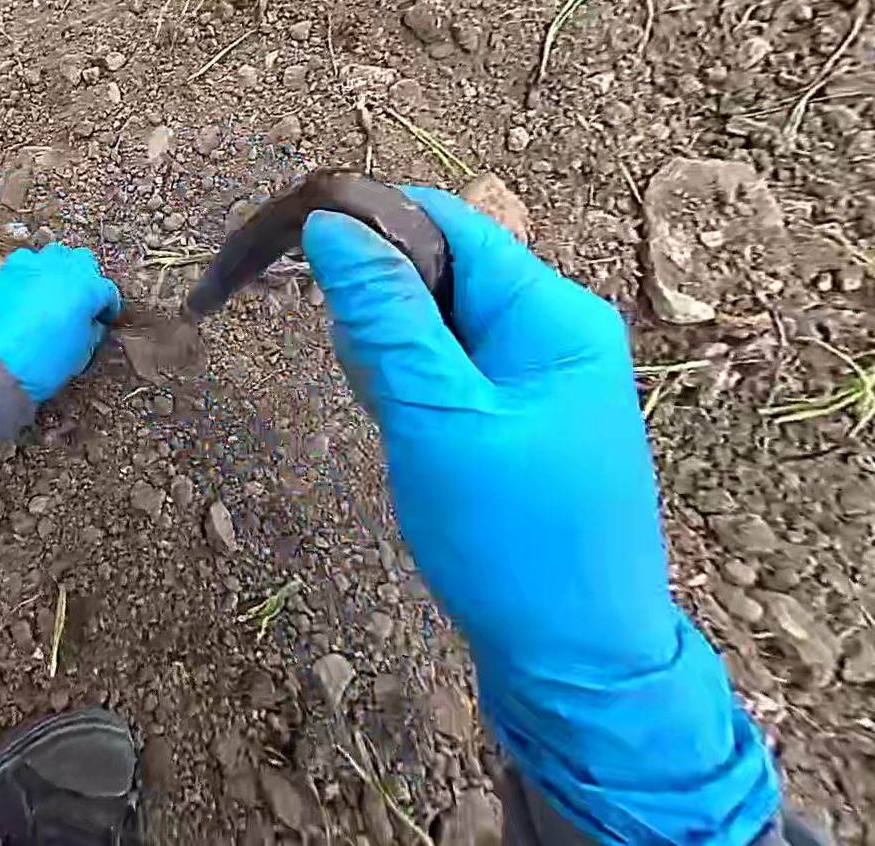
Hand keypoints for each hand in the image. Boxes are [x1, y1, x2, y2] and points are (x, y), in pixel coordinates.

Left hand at [0, 244, 120, 401]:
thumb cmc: (45, 363)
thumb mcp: (83, 353)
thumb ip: (93, 329)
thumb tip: (92, 322)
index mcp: (88, 288)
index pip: (107, 291)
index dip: (108, 308)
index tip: (102, 321)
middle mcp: (63, 268)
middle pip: (83, 262)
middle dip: (85, 280)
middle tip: (78, 304)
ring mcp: (33, 265)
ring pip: (54, 255)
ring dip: (58, 271)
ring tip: (52, 293)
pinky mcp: (7, 270)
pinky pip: (25, 263)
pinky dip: (30, 274)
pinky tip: (26, 294)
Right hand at [302, 188, 777, 843]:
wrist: (569, 654)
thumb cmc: (507, 531)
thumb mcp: (435, 413)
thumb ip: (383, 314)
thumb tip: (328, 224)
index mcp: (546, 310)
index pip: (446, 221)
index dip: (371, 225)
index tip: (306, 257)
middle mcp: (541, 323)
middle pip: (431, 267)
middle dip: (378, 306)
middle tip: (370, 373)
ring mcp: (522, 365)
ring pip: (422, 316)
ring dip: (385, 349)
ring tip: (390, 410)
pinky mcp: (499, 400)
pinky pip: (432, 360)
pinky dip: (399, 379)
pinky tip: (401, 423)